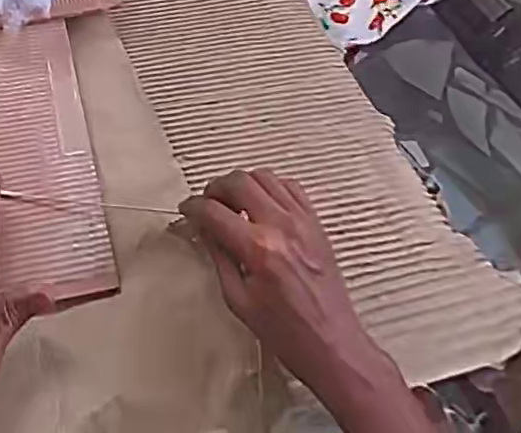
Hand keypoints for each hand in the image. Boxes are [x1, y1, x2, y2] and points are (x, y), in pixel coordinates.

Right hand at [182, 169, 434, 432]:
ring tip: (233, 202)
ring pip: (263, 176)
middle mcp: (281, 226)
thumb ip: (219, 257)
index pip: (214, 211)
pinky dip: (270, 186)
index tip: (187, 209)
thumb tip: (204, 229)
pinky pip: (289, 185)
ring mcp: (301, 220)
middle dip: (215, 188)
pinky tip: (262, 202)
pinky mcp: (315, 221)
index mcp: (259, 250)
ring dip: (242, 183)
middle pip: (238, 181)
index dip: (194, 207)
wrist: (333, 345)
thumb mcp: (238, 301)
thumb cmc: (288, 333)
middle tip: (207, 202)